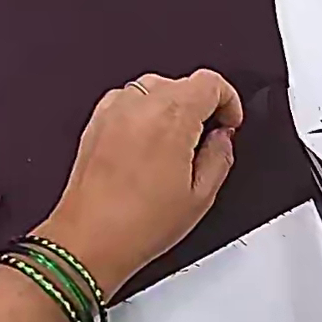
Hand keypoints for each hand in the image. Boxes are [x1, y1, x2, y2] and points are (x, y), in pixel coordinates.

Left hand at [33, 70, 242, 294]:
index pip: (210, 83)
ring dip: (173, 107)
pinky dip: (146, 114)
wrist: (91, 239)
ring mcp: (113, 111)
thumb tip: (223, 139)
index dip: (229, 100)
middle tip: (208, 139)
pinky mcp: (96, 122)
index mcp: (172, 117)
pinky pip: (129, 102)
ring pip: (155, 88)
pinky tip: (151, 147)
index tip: (230, 122)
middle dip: (202, 106)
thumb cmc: (139, 223)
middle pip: (183, 82)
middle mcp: (140, 105)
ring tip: (179, 145)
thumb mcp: (201, 196)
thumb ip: (220, 157)